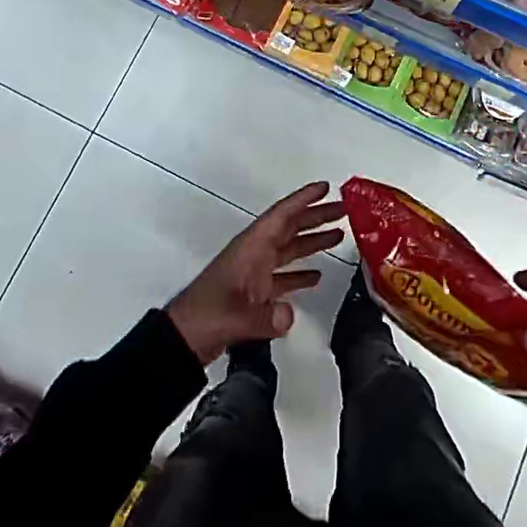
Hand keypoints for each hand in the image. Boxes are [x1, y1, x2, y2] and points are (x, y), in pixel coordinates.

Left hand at [166, 182, 345, 364]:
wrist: (183, 338)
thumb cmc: (203, 317)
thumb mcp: (234, 317)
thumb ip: (263, 318)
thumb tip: (289, 315)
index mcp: (250, 250)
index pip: (280, 217)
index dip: (302, 200)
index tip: (325, 188)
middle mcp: (254, 256)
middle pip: (288, 228)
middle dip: (315, 216)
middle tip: (344, 209)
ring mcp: (253, 275)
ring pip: (288, 250)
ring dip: (311, 241)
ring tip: (339, 235)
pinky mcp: (254, 295)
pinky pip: (283, 276)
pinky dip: (300, 273)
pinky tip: (317, 275)